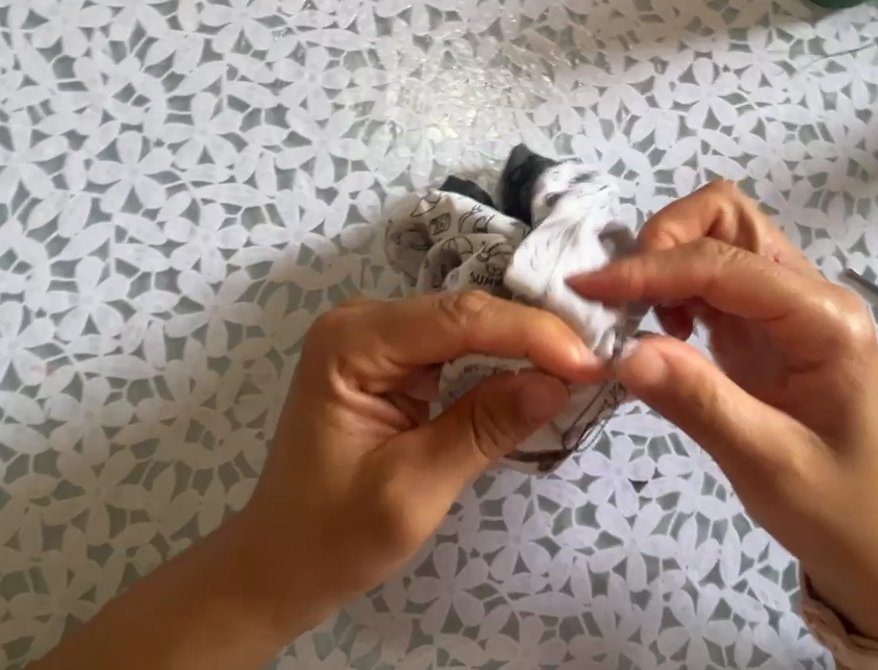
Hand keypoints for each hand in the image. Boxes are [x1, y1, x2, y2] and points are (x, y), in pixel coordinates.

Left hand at [35, 291, 606, 669]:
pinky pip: (460, 344)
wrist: (279, 563)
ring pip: (470, 323)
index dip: (530, 335)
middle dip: (534, 335)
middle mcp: (364, 321)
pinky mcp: (395, 355)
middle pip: (467, 313)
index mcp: (353, 342)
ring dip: (525, 343)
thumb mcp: (411, 491)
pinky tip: (541, 367)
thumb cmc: (332, 536)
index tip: (589, 362)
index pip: (459, 319)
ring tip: (582, 364)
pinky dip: (503, 356)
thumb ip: (483, 428)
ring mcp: (378, 335)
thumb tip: (557, 382)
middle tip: (598, 363)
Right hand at [570, 182, 877, 644]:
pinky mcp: (764, 321)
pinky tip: (660, 328)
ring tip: (637, 315)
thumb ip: (700, 402)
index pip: (725, 264)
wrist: (877, 546)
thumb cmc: (838, 511)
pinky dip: (674, 285)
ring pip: (718, 236)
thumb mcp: (770, 466)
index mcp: (824, 319)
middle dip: (666, 237)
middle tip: (624, 296)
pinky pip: (712, 276)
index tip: (588, 288)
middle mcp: (808, 294)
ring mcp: (786, 303)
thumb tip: (623, 352)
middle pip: (728, 217)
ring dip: (667, 258)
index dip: (652, 268)